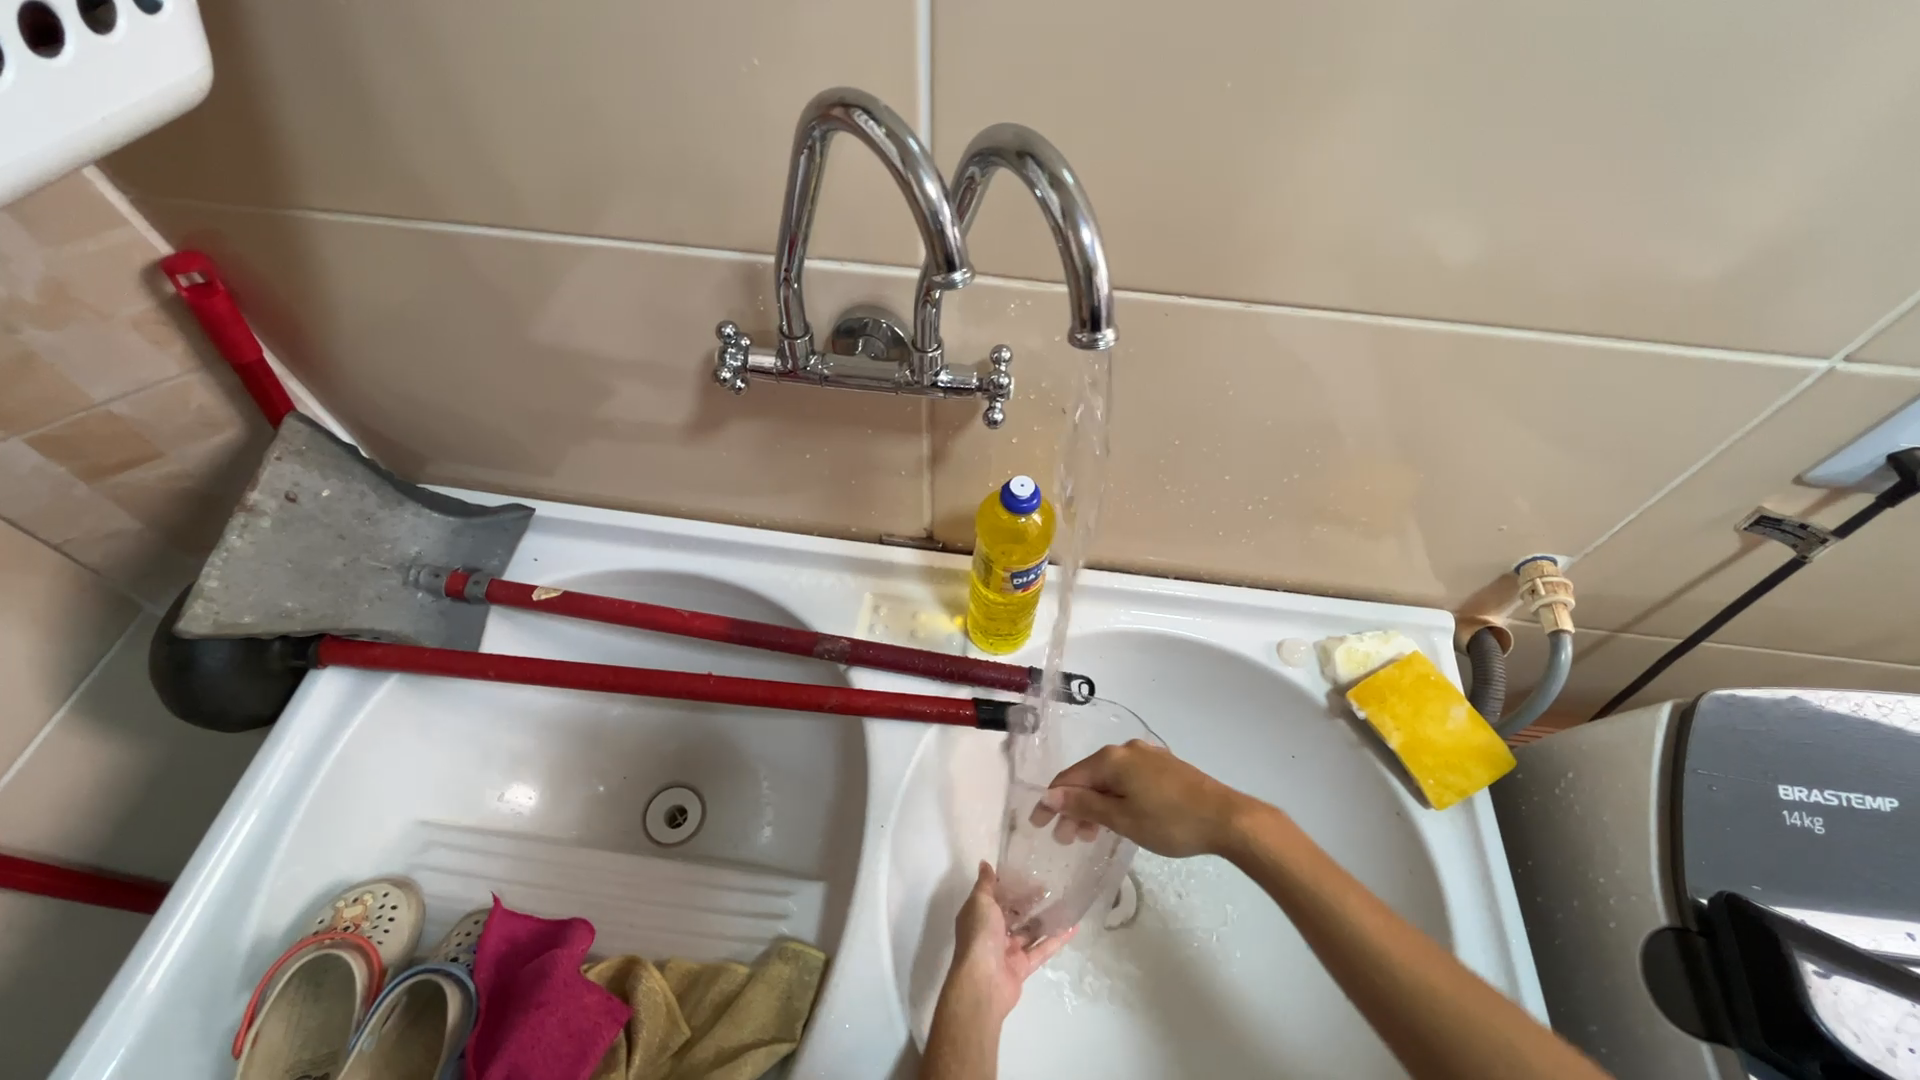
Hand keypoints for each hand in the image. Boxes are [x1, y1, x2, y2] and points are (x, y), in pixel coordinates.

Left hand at [943, 862, 1074, 1023]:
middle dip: (1030, 902)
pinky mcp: (1023, 966)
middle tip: (1051, 887)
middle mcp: (993, 932)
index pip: (996, 897)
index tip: (1029, 874)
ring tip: (1065, 903)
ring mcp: (1008, 950)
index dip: (1011, 886)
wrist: (982, 982)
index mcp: (980, 915)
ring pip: (1030, 932)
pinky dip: (1056, 939)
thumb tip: (985, 863)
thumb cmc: (979, 936)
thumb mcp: (980, 902)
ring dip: (1046, 919)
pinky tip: (1073, 927)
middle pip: (1014, 914)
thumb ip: (985, 884)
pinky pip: (1042, 949)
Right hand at [1031, 739, 1252, 857]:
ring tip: (1091, 836)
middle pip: (1089, 778)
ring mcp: (1148, 757)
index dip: (1051, 802)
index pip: (1069, 778)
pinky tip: (1117, 820)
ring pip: (1109, 780)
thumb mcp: (1122, 818)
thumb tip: (1051, 796)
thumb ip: (1084, 806)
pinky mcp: (1165, 768)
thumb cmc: (1170, 821)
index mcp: (1112, 759)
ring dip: (1095, 807)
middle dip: (1073, 807)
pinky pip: (1128, 781)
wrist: (1228, 819)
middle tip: (1067, 840)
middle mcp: (1127, 750)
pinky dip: (1115, 800)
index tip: (1038, 826)